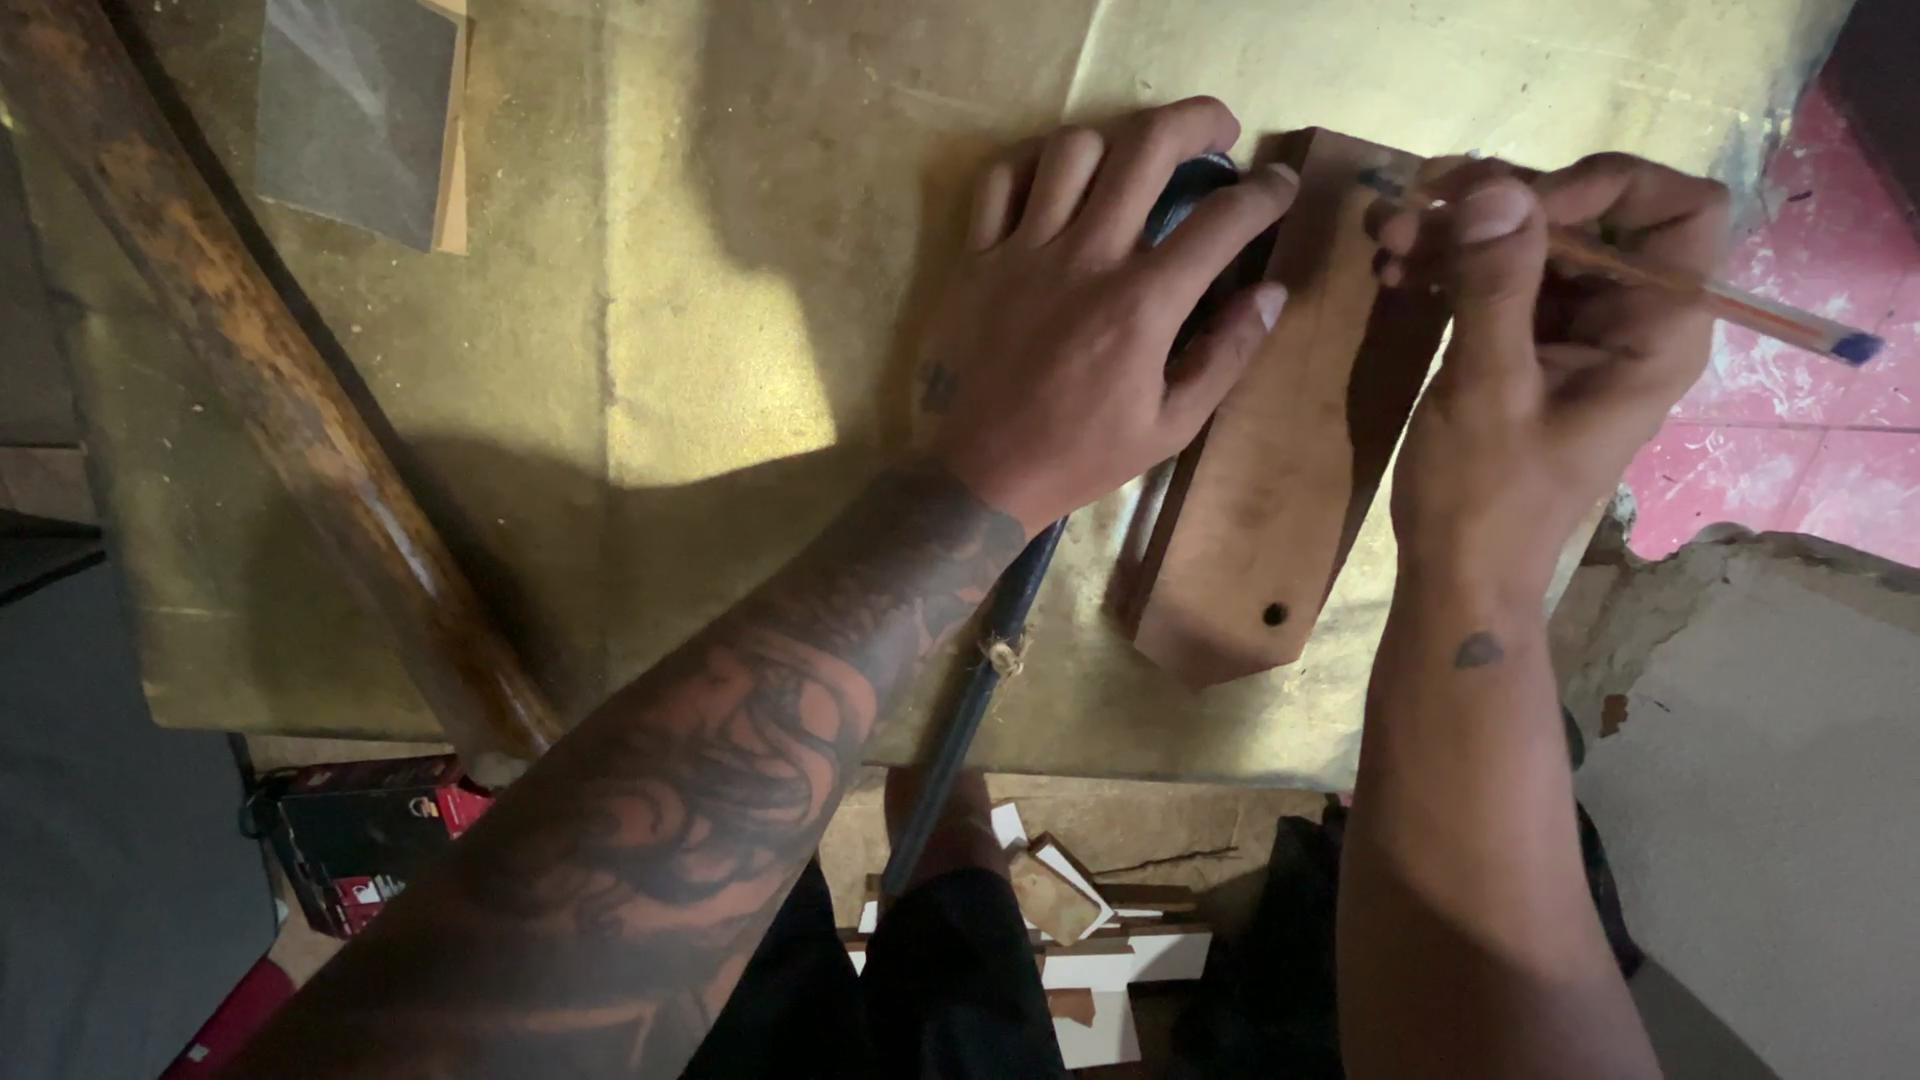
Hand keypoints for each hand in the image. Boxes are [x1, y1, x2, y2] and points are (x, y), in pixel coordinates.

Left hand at [921, 97, 1298, 534]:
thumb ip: (1226, 356)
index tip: (1278, 187)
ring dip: (1116, 140)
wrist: (982, 475)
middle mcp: (1084, 260)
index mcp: (1141, 305)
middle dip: (1199, 120)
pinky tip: (1054, 179)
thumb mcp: (1170, 427)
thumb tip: (1271, 294)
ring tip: (1132, 160)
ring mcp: (1023, 253)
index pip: (1222, 219)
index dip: (1266, 192)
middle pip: (1148, 146)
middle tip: (1218, 131)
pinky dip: (1031, 163)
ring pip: (1072, 149)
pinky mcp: (975, 261)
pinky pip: (999, 181)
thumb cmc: (1079, 458)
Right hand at [1369, 154, 1728, 598]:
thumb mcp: (1486, 389)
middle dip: (1497, 210)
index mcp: (1655, 330)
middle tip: (1418, 203)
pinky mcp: (1518, 355)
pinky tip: (1393, 274)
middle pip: (1584, 224)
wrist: (1456, 570)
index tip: (1503, 206)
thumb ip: (1494, 288)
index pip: (1673, 210)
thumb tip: (1490, 190)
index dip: (1597, 188)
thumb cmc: (1484, 495)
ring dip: (1455, 238)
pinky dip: (1444, 274)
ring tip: (1386, 239)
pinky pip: (1491, 291)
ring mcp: (1567, 339)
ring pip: (1526, 254)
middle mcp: (1623, 323)